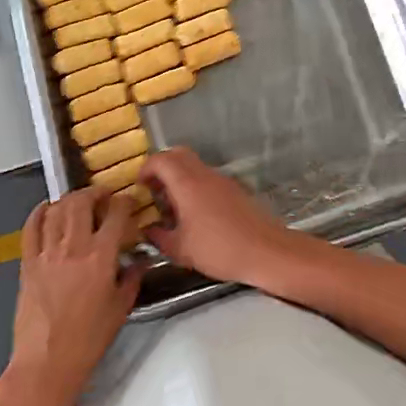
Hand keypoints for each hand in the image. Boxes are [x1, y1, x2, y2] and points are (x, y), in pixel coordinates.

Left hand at [8, 188, 141, 404]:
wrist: (48, 362)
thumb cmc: (89, 339)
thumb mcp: (121, 309)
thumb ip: (132, 279)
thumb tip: (140, 261)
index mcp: (100, 257)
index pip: (116, 215)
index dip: (124, 203)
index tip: (129, 203)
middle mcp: (73, 247)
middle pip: (82, 202)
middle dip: (95, 193)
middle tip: (103, 196)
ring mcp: (47, 253)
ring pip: (56, 210)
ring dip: (69, 200)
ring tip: (79, 202)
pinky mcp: (28, 263)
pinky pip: (31, 228)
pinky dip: (39, 213)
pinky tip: (46, 209)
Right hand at [141, 148, 313, 287]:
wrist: (266, 251)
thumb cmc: (219, 249)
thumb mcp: (181, 250)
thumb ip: (159, 237)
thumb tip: (148, 230)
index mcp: (187, 184)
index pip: (160, 160)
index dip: (146, 169)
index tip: (140, 187)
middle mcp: (204, 174)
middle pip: (178, 154)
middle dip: (162, 167)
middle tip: (154, 190)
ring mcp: (222, 180)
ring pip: (195, 165)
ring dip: (180, 177)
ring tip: (172, 205)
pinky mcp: (235, 189)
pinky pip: (208, 178)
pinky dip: (195, 186)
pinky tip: (195, 213)